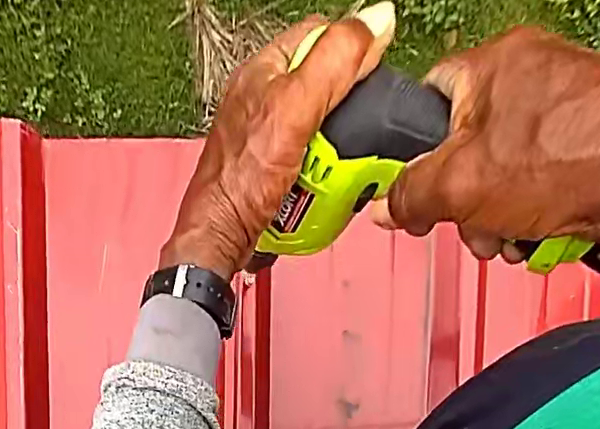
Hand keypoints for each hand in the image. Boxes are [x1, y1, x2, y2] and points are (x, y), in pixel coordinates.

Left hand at [160, 4, 396, 278]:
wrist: (223, 236)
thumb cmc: (240, 180)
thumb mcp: (294, 108)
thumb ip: (334, 62)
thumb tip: (376, 20)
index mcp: (264, 69)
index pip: (321, 36)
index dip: (350, 52)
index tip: (367, 82)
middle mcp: (263, 99)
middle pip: (324, 87)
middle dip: (343, 115)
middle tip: (342, 138)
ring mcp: (267, 138)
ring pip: (320, 130)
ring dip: (334, 152)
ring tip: (329, 168)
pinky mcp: (271, 170)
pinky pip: (310, 163)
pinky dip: (320, 176)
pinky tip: (318, 185)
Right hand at [369, 28, 599, 257]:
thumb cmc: (577, 155)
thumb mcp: (461, 184)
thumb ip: (410, 194)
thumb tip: (386, 205)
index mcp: (491, 66)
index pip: (425, 105)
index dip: (410, 156)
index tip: (406, 190)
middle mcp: (528, 81)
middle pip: (462, 155)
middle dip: (463, 205)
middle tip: (473, 223)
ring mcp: (560, 114)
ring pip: (498, 180)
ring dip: (496, 221)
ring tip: (513, 234)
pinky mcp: (585, 147)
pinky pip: (534, 190)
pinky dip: (530, 220)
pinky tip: (540, 232)